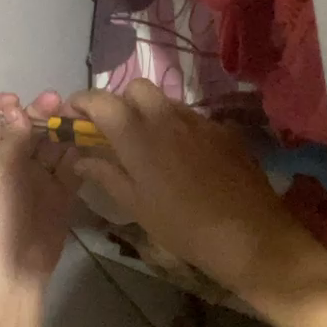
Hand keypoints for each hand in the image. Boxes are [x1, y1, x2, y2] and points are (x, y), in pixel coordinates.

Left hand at [0, 91, 80, 292]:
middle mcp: (13, 163)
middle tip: (59, 101)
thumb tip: (18, 109)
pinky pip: (70, 168)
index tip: (20, 98)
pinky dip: (78, 154)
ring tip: (79, 115)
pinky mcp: (60, 194)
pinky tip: (87, 140)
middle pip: (28, 129)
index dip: (4, 107)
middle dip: (41, 114)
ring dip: (63, 130)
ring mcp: (38, 178)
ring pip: (52, 145)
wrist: (13, 269)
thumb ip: (12, 140)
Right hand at [68, 81, 326, 313]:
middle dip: (120, 102)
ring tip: (148, 146)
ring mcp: (198, 121)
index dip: (82, 102)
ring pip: (164, 101)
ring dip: (148, 113)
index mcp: (137, 135)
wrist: (251, 237)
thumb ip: (105, 174)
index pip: (100, 100)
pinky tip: (182, 158)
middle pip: (135, 88)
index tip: (74, 115)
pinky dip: (177, 127)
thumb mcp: (136, 206)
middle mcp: (165, 117)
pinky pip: (190, 117)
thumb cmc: (183, 227)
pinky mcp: (223, 130)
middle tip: (115, 131)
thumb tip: (80, 158)